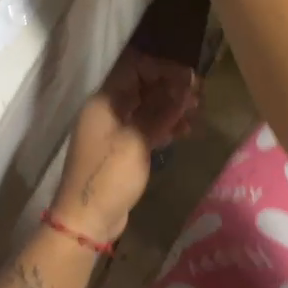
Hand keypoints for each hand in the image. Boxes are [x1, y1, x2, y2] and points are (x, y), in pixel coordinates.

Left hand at [52, 52, 200, 242]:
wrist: (87, 219)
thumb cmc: (109, 176)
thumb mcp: (137, 140)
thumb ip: (161, 111)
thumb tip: (185, 84)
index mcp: (104, 102)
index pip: (135, 69)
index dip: (163, 69)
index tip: (190, 79)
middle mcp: (107, 111)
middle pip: (142, 88)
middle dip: (171, 88)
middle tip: (199, 98)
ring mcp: (113, 131)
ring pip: (146, 109)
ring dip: (171, 108)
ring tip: (197, 114)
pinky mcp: (121, 150)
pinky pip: (145, 129)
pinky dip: (164, 127)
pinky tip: (185, 131)